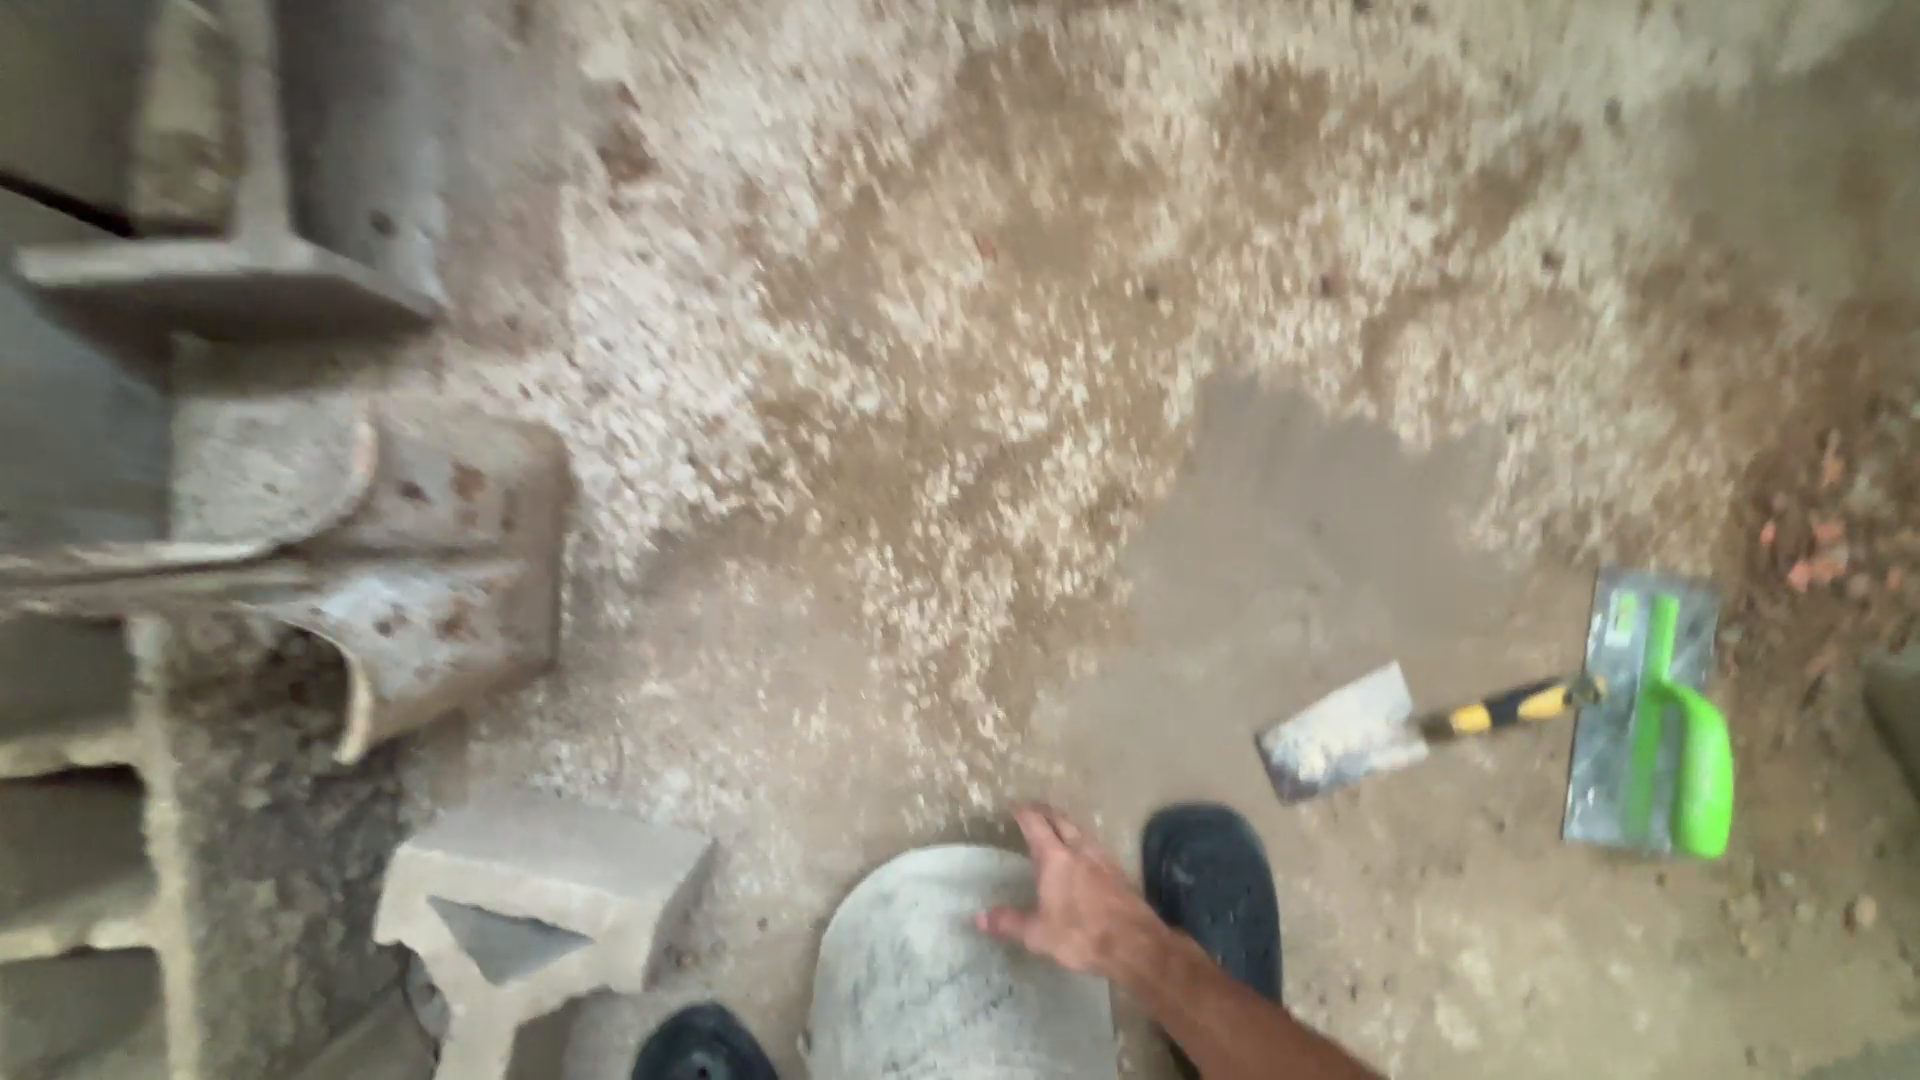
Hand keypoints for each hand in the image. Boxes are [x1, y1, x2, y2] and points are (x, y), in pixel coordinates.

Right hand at [975, 802, 1170, 978]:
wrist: (1135, 944)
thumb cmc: (1081, 935)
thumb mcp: (1038, 934)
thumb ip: (1009, 922)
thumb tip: (979, 918)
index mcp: (1055, 858)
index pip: (1035, 824)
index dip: (1023, 813)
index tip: (1014, 806)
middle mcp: (1079, 849)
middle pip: (1060, 820)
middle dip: (1045, 812)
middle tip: (1034, 810)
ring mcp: (1102, 857)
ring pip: (1081, 830)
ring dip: (1066, 824)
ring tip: (1057, 828)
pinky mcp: (1117, 871)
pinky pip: (1095, 845)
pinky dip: (1082, 841)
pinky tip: (1084, 854)